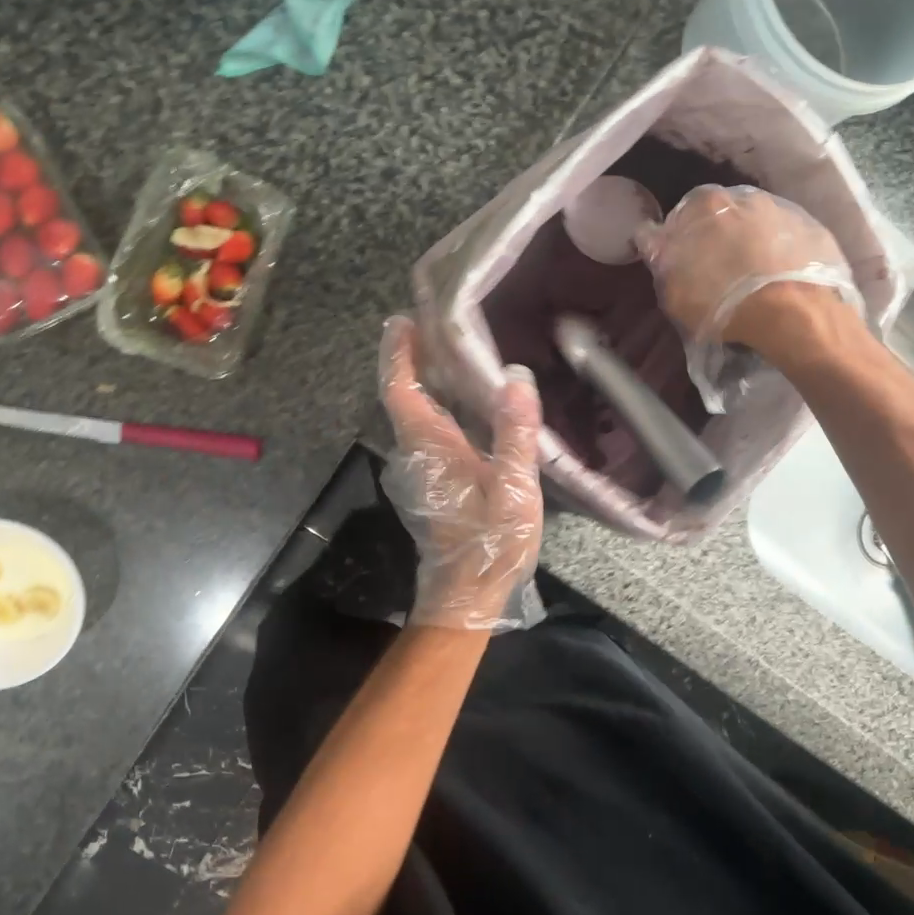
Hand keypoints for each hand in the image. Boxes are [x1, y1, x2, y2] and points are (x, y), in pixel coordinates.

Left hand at [378, 316, 543, 631]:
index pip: (401, 389)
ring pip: (417, 414)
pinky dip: (442, 405)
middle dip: (414, 358)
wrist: (467, 595)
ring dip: (428, 381)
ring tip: (457, 351)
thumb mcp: (513, 488)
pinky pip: (431, 431)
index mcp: (429, 446)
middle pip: (405, 396)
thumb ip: (514, 433)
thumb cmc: (488, 542)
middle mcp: (416, 452)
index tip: (403, 320)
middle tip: (438, 323)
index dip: (399, 353)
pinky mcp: (434, 483)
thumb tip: (515, 377)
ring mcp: (423, 469)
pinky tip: (469, 401)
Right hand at [636, 185, 864, 365]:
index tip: (682, 265)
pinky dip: (776, 253)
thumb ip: (660, 259)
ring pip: (753, 225)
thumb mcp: (675, 292)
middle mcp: (744, 197)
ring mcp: (781, 210)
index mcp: (705, 205)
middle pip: (720, 217)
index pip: (680, 217)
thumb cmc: (723, 303)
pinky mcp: (810, 228)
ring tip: (748, 278)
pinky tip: (775, 279)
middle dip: (714, 239)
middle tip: (715, 273)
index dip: (678, 242)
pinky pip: (782, 238)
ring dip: (746, 244)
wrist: (792, 312)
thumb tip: (652, 239)